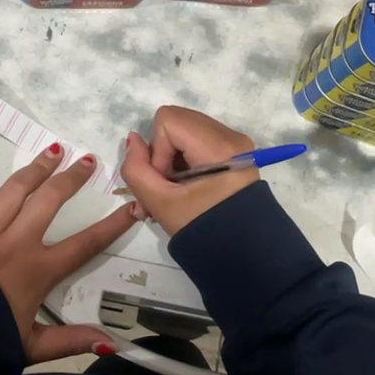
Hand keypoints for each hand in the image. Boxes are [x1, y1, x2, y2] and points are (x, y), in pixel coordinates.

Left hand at [0, 124, 138, 362]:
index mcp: (37, 271)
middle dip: (73, 179)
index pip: (85, 244)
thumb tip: (111, 342)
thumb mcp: (30, 348)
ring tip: (54, 150)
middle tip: (88, 161)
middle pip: (51, 202)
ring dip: (38, 167)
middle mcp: (16, 242)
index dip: (112, 225)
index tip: (132, 206)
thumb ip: (70, 340)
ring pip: (17, 188)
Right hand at [119, 106, 257, 235]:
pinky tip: (185, 187)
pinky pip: (199, 142)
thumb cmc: (202, 230)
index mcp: (220, 145)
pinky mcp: (235, 153)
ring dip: (172, 158)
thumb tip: (132, 139)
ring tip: (173, 190)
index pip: (168, 121)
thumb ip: (136, 169)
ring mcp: (235, 143)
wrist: (242, 254)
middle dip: (163, 153)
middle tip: (165, 186)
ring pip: (186, 131)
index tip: (165, 181)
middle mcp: (231, 136)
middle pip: (178, 122)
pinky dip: (185, 161)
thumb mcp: (160, 203)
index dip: (157, 149)